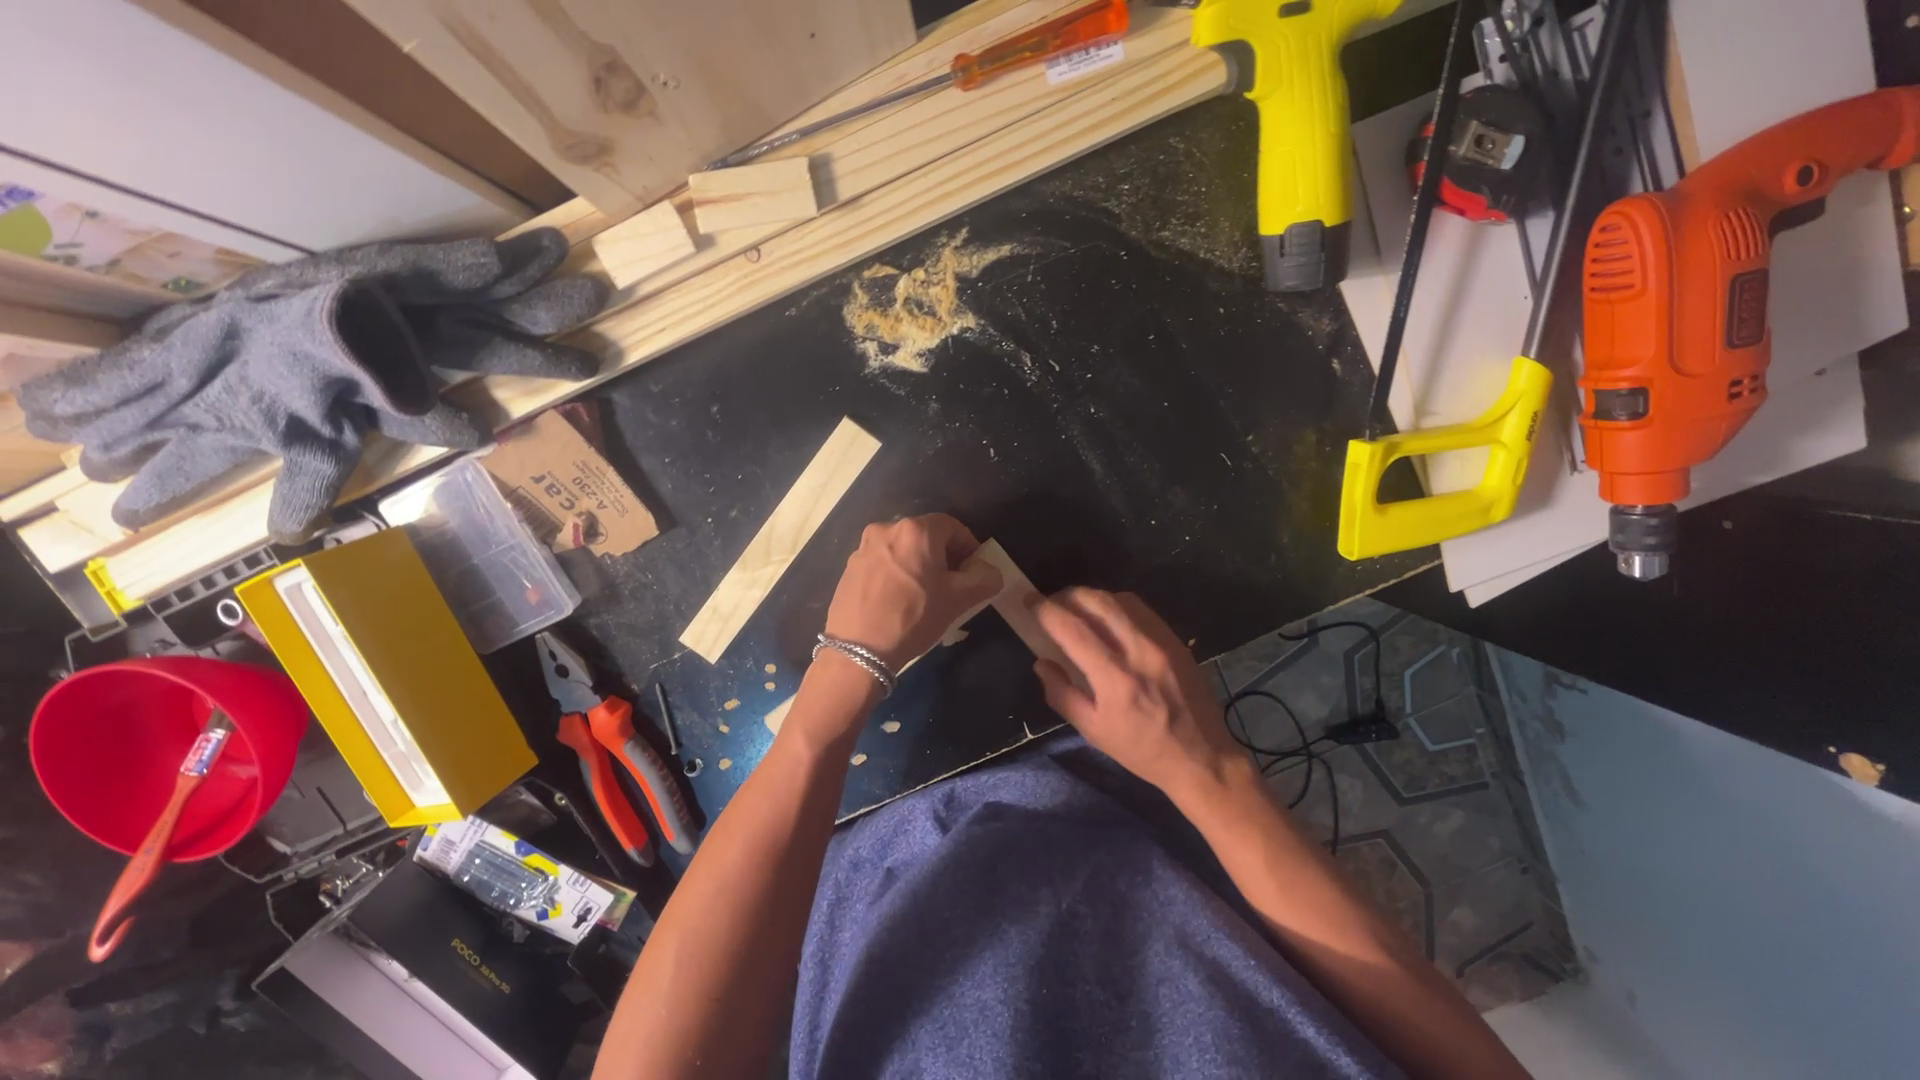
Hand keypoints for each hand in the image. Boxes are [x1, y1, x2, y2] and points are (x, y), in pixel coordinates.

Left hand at [823, 514, 1003, 671]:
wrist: (859, 650)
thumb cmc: (914, 618)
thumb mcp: (958, 600)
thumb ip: (984, 579)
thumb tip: (990, 572)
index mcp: (915, 531)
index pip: (952, 526)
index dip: (968, 545)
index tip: (973, 569)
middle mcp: (886, 529)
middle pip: (924, 535)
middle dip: (942, 555)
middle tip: (952, 582)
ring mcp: (863, 548)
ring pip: (901, 549)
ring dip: (917, 564)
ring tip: (924, 593)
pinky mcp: (849, 568)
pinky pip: (882, 563)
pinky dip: (895, 573)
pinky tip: (897, 600)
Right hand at [1033, 589, 1243, 798]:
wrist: (1201, 756)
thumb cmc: (1142, 750)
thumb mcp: (1093, 731)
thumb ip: (1062, 694)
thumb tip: (1041, 662)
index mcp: (1115, 679)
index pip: (1073, 630)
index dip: (1046, 611)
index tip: (1028, 602)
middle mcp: (1139, 652)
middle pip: (1097, 602)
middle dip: (1067, 596)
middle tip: (1050, 603)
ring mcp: (1162, 642)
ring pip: (1120, 599)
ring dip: (1092, 597)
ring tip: (1076, 608)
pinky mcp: (1176, 640)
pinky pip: (1141, 610)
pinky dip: (1117, 606)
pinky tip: (1107, 619)